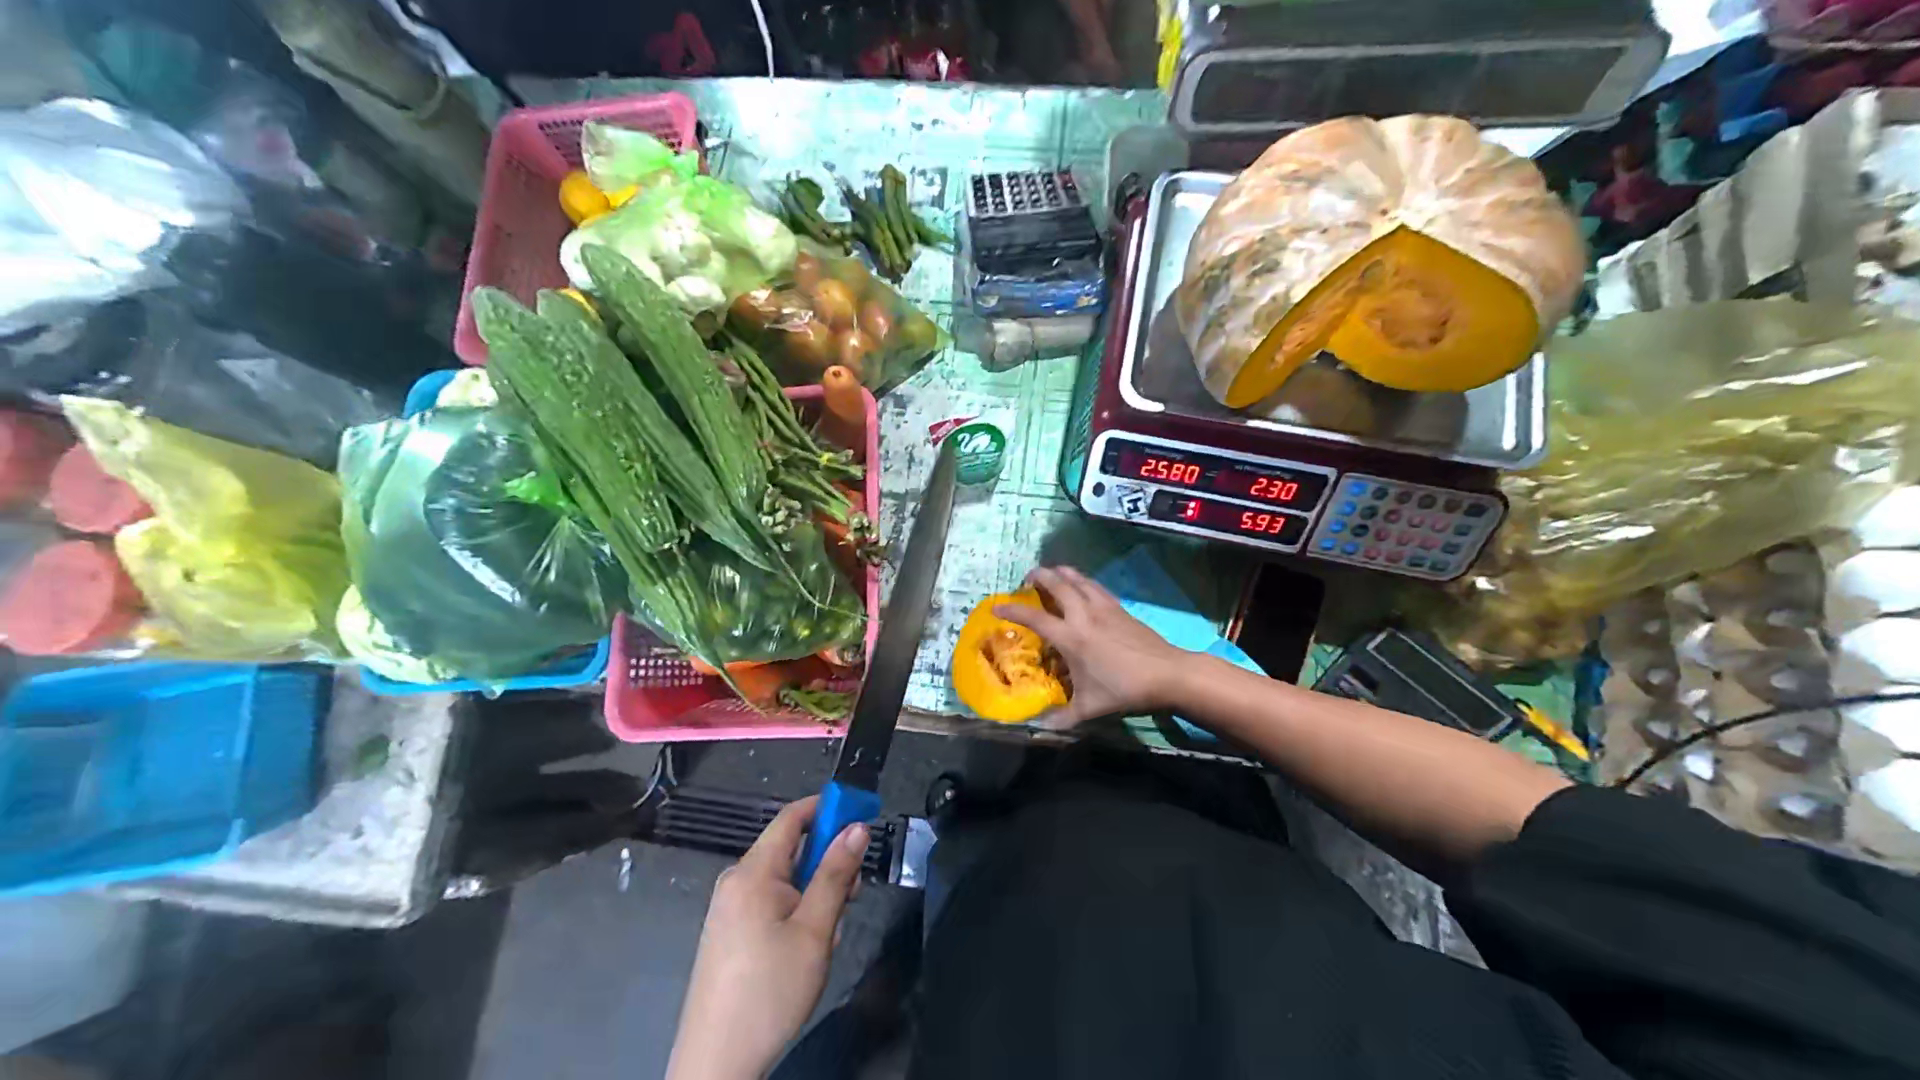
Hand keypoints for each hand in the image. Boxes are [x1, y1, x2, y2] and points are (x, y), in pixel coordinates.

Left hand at [666, 796, 867, 1079]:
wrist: (715, 1065)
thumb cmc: (769, 991)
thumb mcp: (815, 930)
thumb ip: (836, 874)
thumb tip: (857, 827)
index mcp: (752, 872)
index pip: (792, 817)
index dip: (828, 808)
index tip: (861, 815)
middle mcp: (736, 882)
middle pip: (791, 851)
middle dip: (826, 864)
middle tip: (851, 896)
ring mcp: (729, 909)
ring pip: (785, 882)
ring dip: (815, 896)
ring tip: (826, 938)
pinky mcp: (729, 934)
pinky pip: (770, 904)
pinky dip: (796, 914)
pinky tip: (805, 950)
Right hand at [995, 565, 1187, 729]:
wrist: (1167, 674)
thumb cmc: (1124, 689)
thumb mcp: (1090, 708)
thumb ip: (1063, 717)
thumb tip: (1040, 726)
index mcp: (1071, 637)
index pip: (1034, 617)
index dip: (1012, 610)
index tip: (996, 606)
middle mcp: (1083, 615)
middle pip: (1057, 584)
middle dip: (1038, 576)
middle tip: (1026, 578)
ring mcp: (1103, 607)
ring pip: (1078, 579)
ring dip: (1061, 573)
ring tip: (1051, 573)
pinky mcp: (1119, 607)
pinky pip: (1095, 586)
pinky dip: (1082, 581)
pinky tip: (1081, 586)